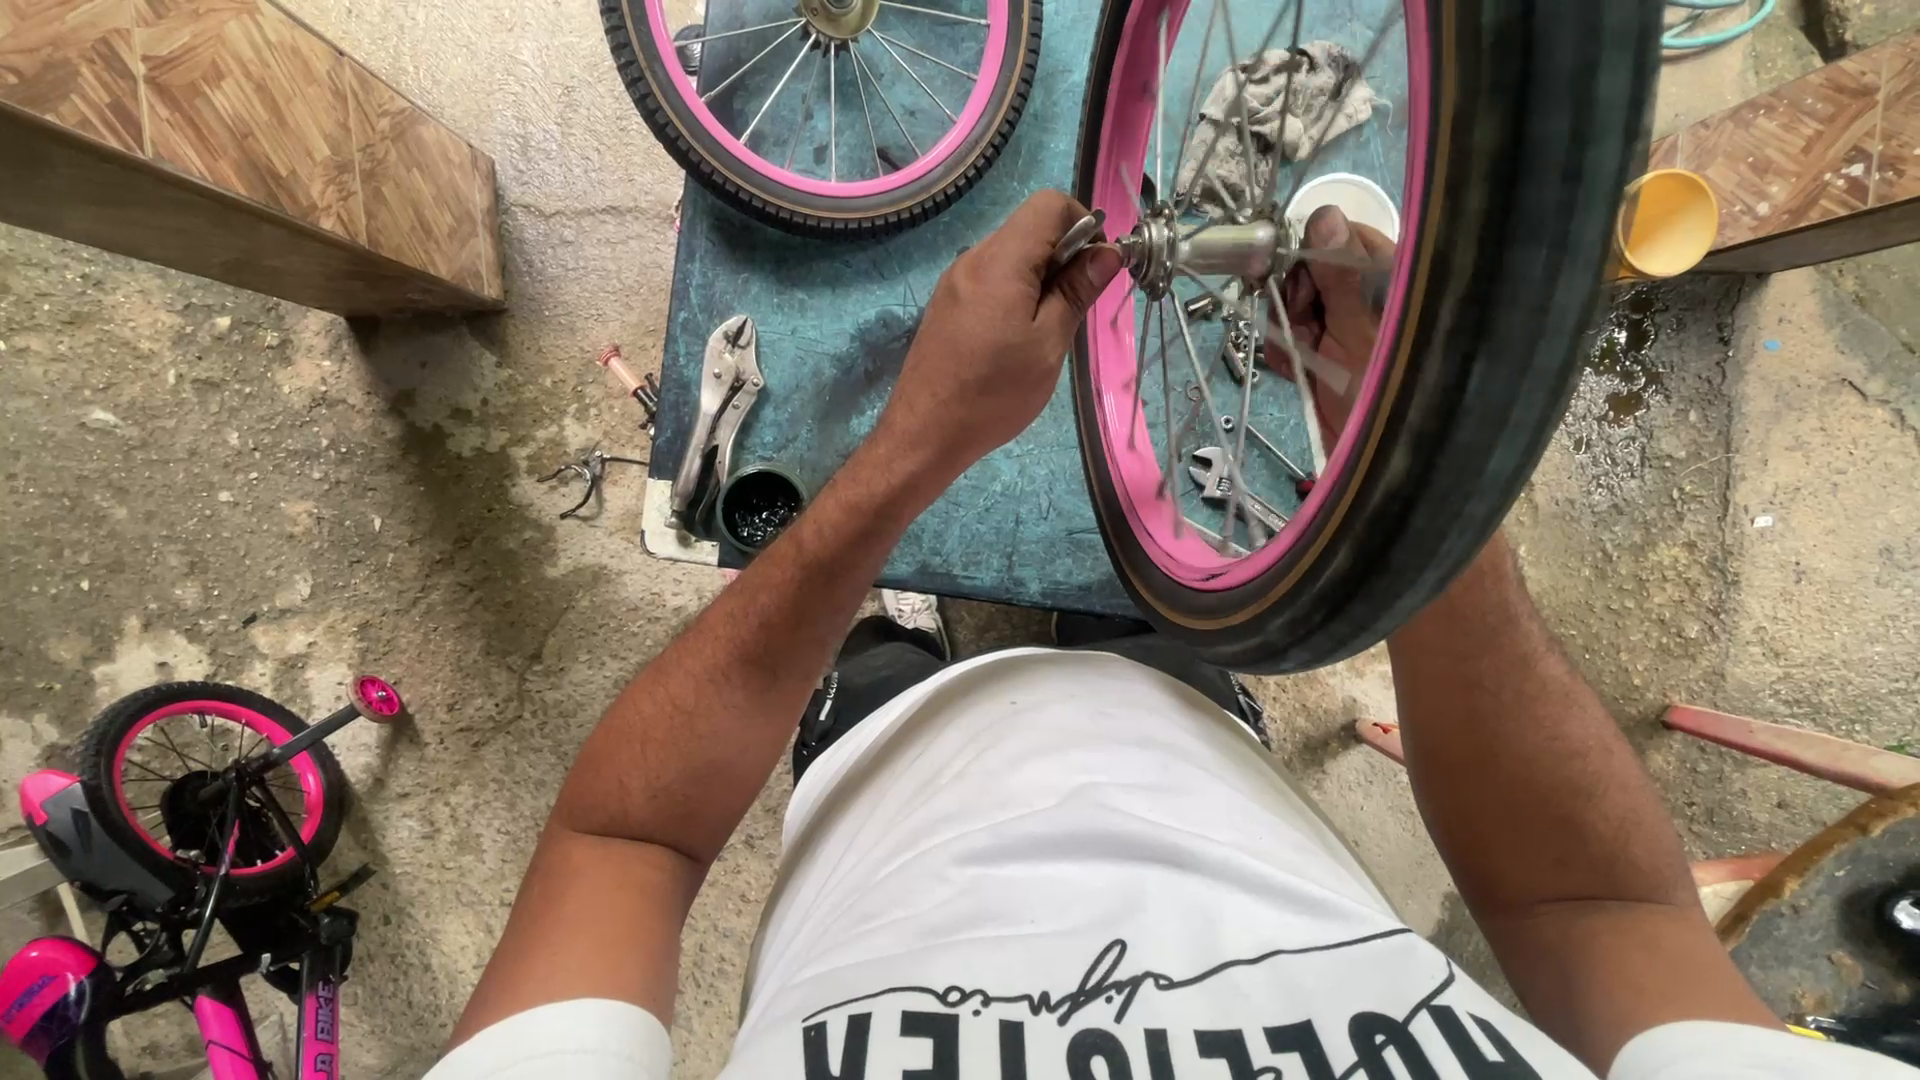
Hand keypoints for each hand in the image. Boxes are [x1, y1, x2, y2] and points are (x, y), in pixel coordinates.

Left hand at [873, 190, 1123, 485]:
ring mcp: (955, 283)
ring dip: (1040, 281)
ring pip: (1011, 259)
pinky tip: (1017, 341)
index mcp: (1000, 260)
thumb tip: (1107, 253)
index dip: (1083, 225)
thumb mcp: (1048, 345)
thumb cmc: (993, 394)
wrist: (924, 434)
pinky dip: (1015, 296)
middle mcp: (972, 259)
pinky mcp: (947, 307)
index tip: (1095, 270)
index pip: (1049, 204)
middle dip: (1064, 257)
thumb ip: (1077, 292)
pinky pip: (991, 282)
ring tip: (1046, 333)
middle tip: (1074, 310)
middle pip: (1029, 230)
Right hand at [1267, 205, 1395, 439]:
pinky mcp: (1325, 355)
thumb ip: (1339, 274)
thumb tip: (1323, 216)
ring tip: (1303, 361)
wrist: (1375, 457)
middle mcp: (1368, 296)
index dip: (1312, 257)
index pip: (1342, 237)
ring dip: (1288, 334)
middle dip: (1296, 301)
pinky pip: (1290, 339)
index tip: (1301, 286)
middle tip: (1306, 331)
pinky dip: (1287, 355)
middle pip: (1311, 273)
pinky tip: (1296, 372)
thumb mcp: (1358, 328)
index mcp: (1391, 278)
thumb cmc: (1381, 391)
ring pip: (1294, 307)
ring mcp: (1345, 327)